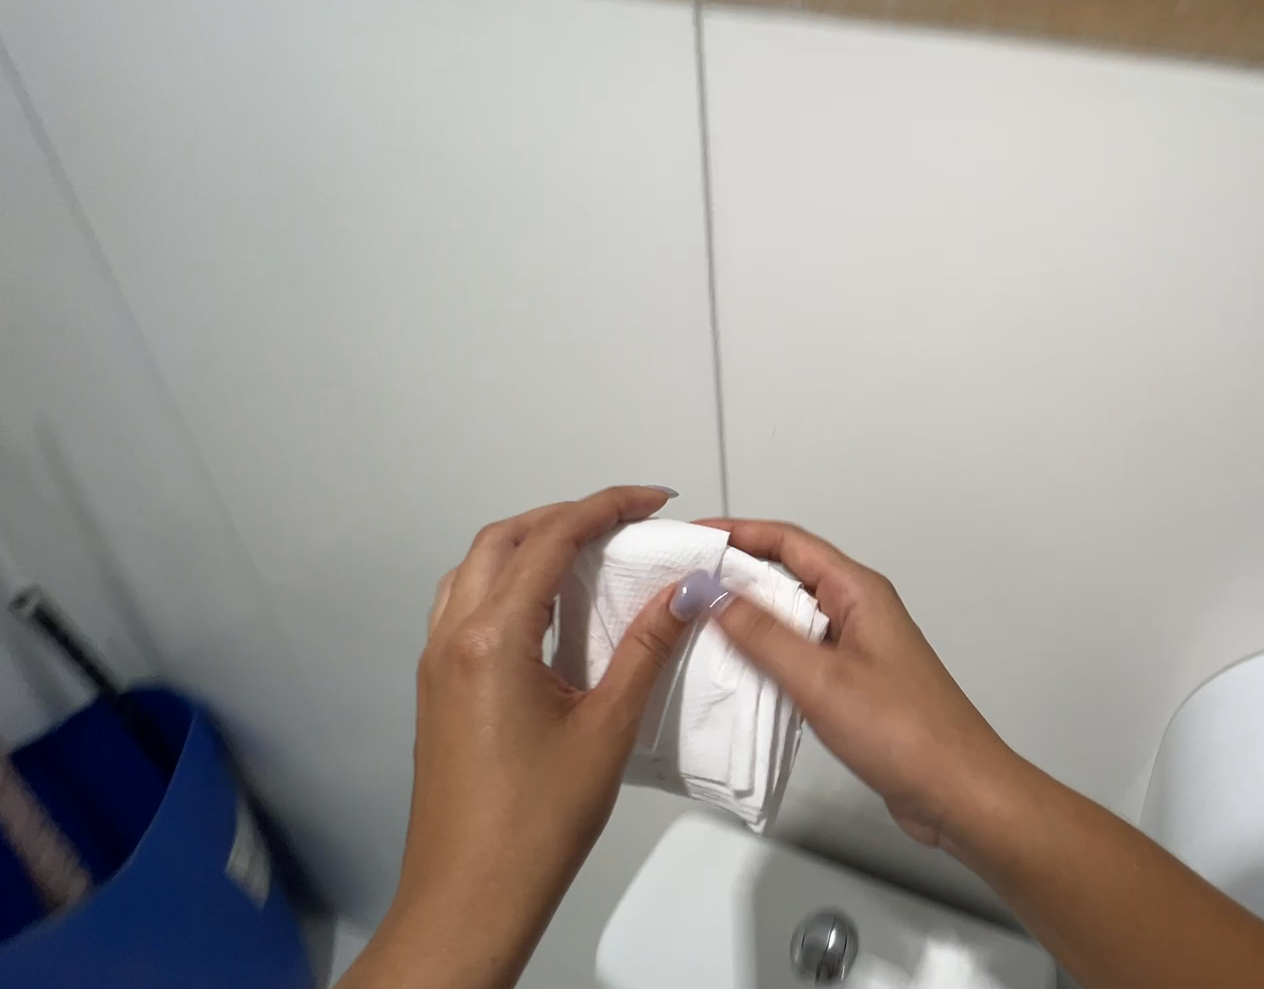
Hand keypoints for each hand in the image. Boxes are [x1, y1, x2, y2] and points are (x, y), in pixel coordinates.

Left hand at [344, 486, 689, 988]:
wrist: (469, 900)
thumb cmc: (542, 814)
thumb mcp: (609, 724)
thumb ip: (647, 645)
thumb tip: (688, 589)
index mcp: (494, 637)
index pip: (552, 540)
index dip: (608, 506)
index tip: (659, 500)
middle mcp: (454, 636)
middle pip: (503, 539)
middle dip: (567, 514)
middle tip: (627, 520)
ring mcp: (438, 661)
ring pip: (477, 568)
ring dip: (533, 542)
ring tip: (592, 549)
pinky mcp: (440, 685)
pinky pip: (469, 602)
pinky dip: (513, 579)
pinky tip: (555, 605)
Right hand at [691, 519, 1019, 848]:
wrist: (954, 788)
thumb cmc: (900, 729)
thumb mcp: (822, 679)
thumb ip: (765, 635)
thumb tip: (712, 592)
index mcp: (858, 591)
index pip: (790, 542)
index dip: (739, 532)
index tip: (691, 535)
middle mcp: (858, 608)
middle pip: (789, 573)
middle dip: (736, 571)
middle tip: (680, 581)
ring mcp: (857, 644)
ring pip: (793, 614)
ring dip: (748, 613)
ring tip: (694, 621)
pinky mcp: (853, 679)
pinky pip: (801, 650)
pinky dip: (766, 651)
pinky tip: (735, 669)